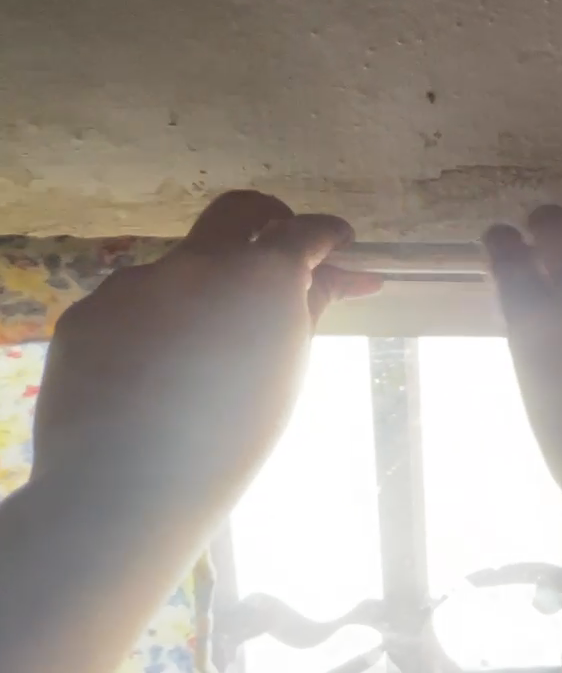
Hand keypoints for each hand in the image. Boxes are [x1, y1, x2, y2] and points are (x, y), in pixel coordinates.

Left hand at [30, 191, 380, 514]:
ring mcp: (133, 285)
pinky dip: (163, 315)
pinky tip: (168, 358)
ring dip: (209, 283)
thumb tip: (340, 276)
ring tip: (216, 335)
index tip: (341, 244)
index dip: (331, 233)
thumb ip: (312, 303)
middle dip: (271, 219)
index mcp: (262, 272)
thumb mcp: (293, 357)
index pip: (307, 230)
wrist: (128, 482)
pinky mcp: (86, 314)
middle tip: (285, 247)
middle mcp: (197, 263)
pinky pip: (138, 300)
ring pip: (184, 265)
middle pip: (238, 211)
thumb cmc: (240, 422)